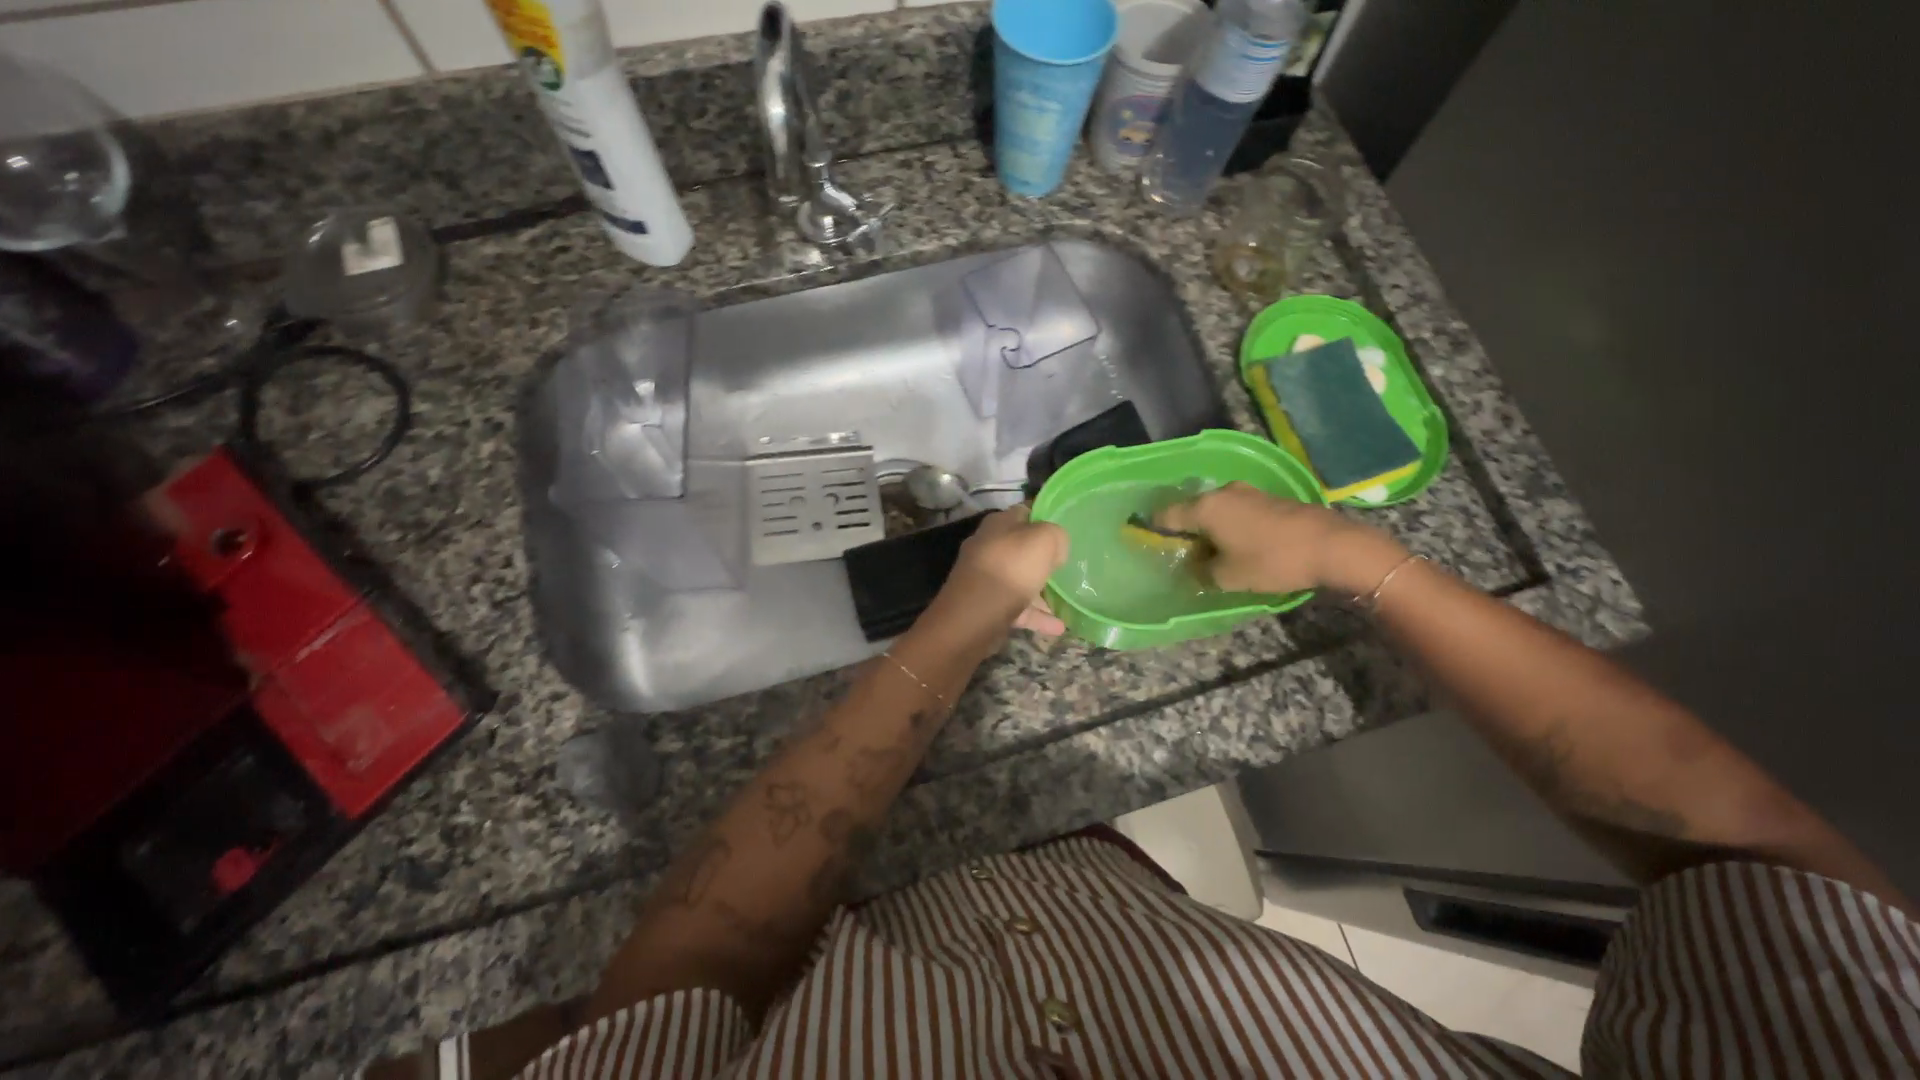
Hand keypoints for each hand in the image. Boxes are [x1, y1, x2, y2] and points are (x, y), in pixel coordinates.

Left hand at [929, 505, 1068, 636]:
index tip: (1066, 528)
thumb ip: (1056, 536)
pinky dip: (1037, 616)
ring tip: (1068, 598)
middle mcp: (988, 547)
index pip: (1025, 512)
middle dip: (1044, 557)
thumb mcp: (1045, 539)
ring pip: (1020, 580)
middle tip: (1068, 564)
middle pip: (1022, 548)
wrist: (975, 615)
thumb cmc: (1011, 568)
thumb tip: (1056, 548)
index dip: (1046, 517)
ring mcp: (986, 578)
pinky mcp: (987, 606)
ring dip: (1043, 591)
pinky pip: (1018, 608)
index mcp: (998, 524)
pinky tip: (1059, 626)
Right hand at [1155, 482, 1405, 594]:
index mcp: (1205, 507)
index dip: (1154, 530)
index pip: (1166, 515)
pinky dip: (1231, 527)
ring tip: (1211, 553)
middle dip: (1185, 531)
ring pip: (1217, 511)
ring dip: (1211, 529)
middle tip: (1183, 555)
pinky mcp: (1271, 500)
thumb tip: (1194, 568)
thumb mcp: (1229, 577)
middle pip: (1192, 510)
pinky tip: (1238, 545)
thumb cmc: (1272, 560)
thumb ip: (1202, 572)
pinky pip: (1238, 512)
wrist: (1332, 546)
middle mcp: (1222, 493)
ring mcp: (1249, 493)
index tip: (1147, 542)